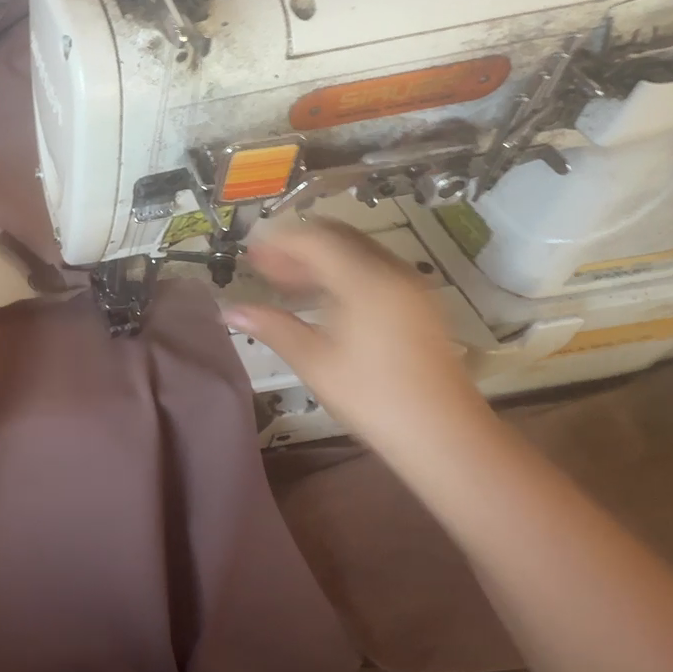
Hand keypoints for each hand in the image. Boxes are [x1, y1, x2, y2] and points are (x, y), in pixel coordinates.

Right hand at [223, 221, 490, 448]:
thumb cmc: (372, 397)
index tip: (248, 256)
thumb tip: (228, 310)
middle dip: (298, 247)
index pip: (314, 239)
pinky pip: (373, 270)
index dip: (278, 242)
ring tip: (285, 285)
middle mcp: (391, 272)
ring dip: (319, 260)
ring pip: (356, 252)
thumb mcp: (314, 361)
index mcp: (365, 280)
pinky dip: (341, 273)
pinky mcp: (418, 304)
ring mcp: (410, 287)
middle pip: (338, 238)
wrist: (444, 433)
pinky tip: (321, 301)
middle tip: (263, 268)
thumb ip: (272, 327)